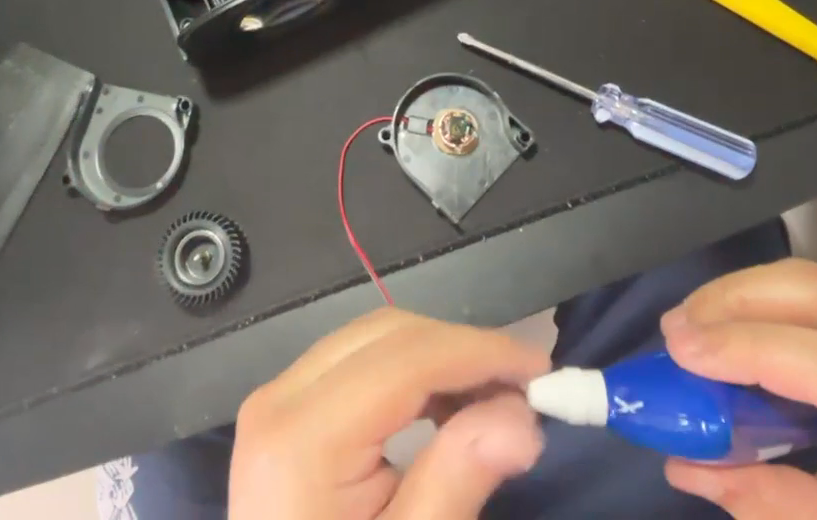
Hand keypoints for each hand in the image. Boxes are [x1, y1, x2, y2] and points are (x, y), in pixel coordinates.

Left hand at [231, 307, 549, 519]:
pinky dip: (408, 370)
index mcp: (302, 440)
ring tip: (496, 396)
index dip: (479, 352)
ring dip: (438, 355)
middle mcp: (278, 399)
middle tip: (526, 386)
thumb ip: (457, 481)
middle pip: (386, 335)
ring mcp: (274, 398)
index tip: (542, 368)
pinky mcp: (283, 409)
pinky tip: (447, 405)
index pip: (404, 359)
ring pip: (371, 339)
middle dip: (462, 349)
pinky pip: (353, 361)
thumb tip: (522, 418)